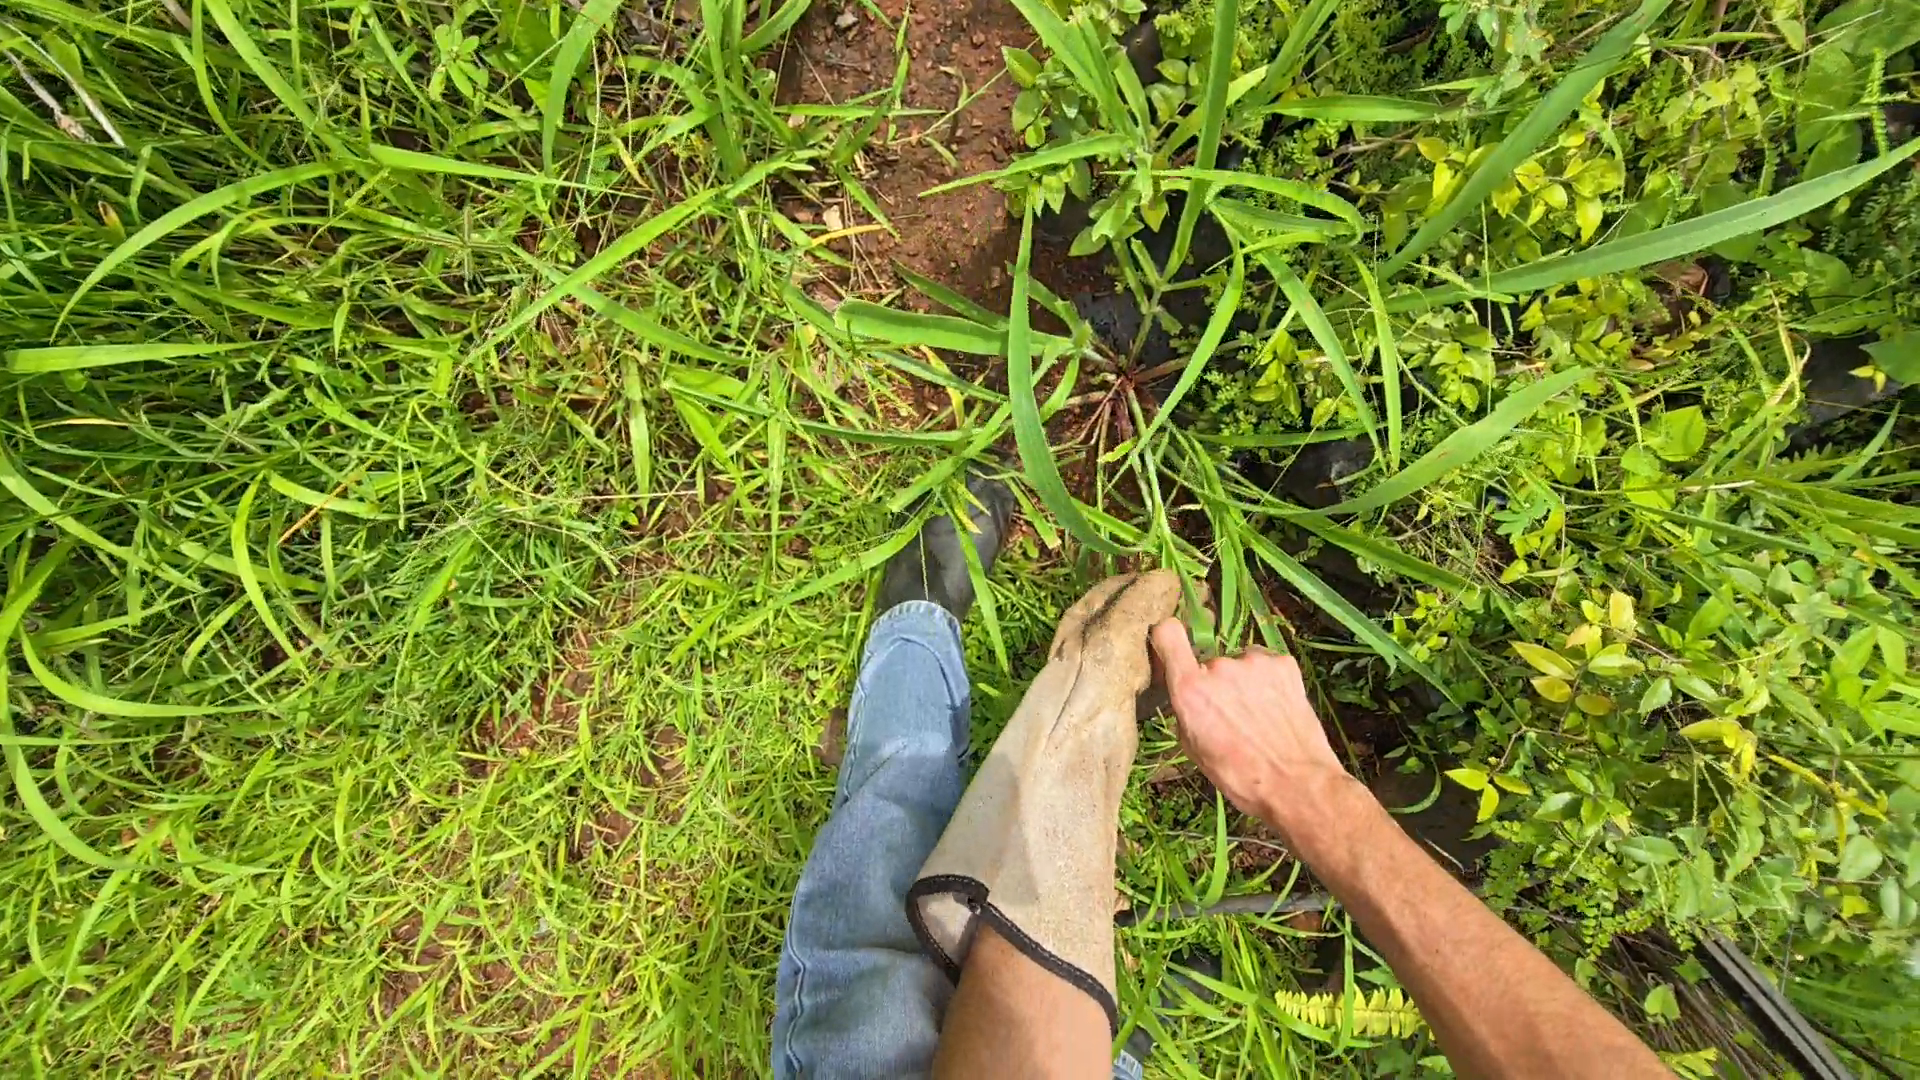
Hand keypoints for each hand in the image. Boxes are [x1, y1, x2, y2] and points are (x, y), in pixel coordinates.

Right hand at [1149, 619, 1355, 840]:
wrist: (1298, 785)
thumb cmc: (1239, 776)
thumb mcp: (1193, 748)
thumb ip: (1184, 709)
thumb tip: (1187, 694)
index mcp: (1189, 689)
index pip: (1167, 633)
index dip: (1167, 637)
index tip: (1171, 648)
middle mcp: (1219, 667)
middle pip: (1208, 661)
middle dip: (1215, 682)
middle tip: (1231, 714)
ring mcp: (1253, 662)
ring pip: (1238, 663)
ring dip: (1243, 681)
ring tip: (1258, 715)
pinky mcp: (1283, 663)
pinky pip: (1265, 665)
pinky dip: (1267, 681)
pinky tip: (1275, 708)